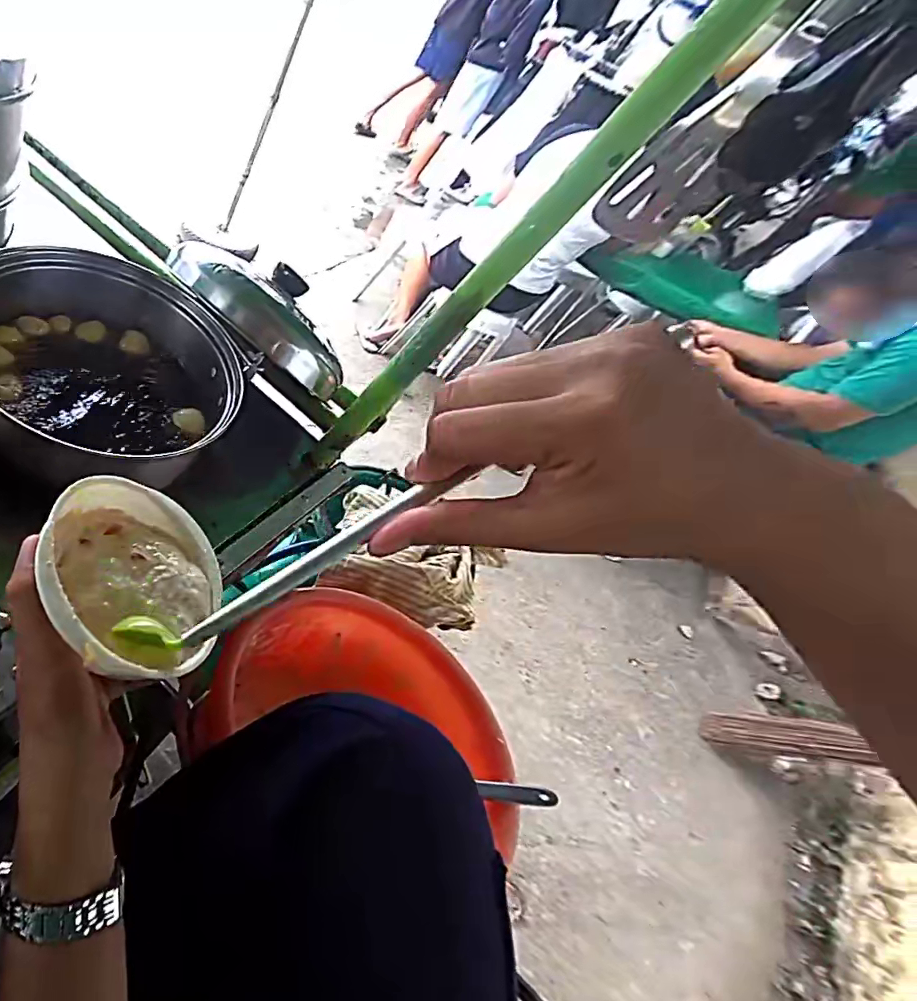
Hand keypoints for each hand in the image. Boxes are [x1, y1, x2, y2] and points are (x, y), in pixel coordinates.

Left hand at [5, 535, 122, 900]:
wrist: (76, 795)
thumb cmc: (59, 725)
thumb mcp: (44, 660)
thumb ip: (34, 607)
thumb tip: (32, 545)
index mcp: (33, 635)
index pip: (39, 578)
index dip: (59, 547)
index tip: (92, 521)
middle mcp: (50, 648)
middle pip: (70, 599)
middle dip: (94, 571)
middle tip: (132, 547)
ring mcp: (75, 672)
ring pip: (95, 626)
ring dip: (117, 606)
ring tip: (151, 582)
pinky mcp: (98, 694)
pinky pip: (117, 658)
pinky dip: (135, 646)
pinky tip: (161, 638)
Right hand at [370, 324, 806, 568]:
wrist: (750, 491)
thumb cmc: (647, 518)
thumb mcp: (542, 529)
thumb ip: (453, 525)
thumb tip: (377, 538)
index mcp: (585, 415)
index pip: (456, 426)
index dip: (433, 461)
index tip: (436, 486)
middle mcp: (597, 362)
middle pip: (462, 390)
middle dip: (450, 434)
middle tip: (468, 470)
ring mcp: (612, 340)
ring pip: (487, 373)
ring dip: (479, 414)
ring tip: (510, 449)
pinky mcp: (618, 333)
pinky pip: (524, 362)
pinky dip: (511, 397)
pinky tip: (538, 425)